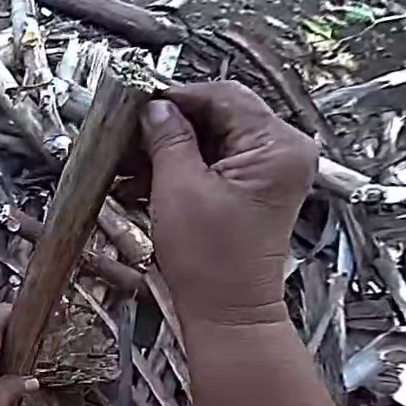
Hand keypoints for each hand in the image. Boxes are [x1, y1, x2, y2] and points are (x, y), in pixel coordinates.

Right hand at [142, 82, 315, 327]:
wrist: (225, 309)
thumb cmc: (209, 259)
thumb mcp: (178, 190)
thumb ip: (167, 140)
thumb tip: (155, 109)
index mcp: (276, 145)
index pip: (223, 96)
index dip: (175, 96)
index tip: (135, 103)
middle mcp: (281, 152)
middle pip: (217, 116)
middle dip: (167, 126)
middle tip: (124, 135)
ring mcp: (267, 171)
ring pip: (209, 140)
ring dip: (166, 149)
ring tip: (126, 163)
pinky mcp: (250, 189)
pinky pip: (210, 163)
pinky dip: (177, 168)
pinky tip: (141, 181)